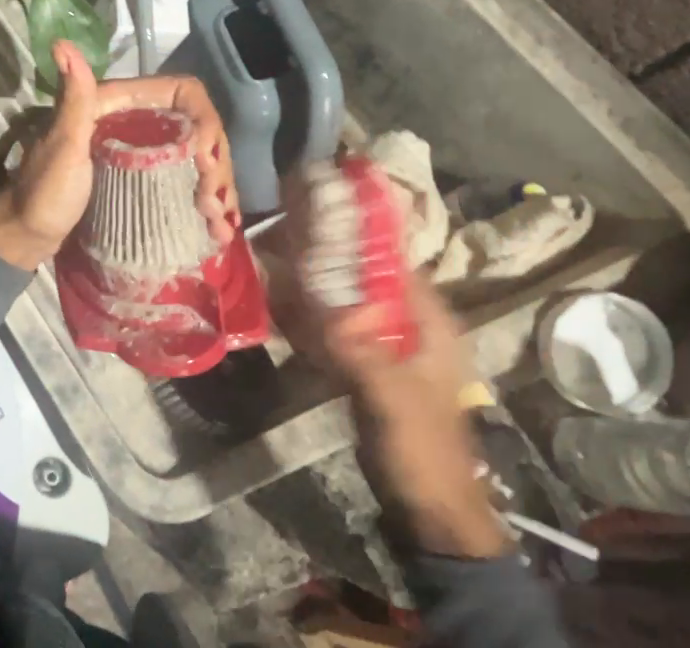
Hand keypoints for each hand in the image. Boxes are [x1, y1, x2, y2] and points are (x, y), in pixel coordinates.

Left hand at [0, 42, 238, 270]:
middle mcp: (131, 124)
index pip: (179, 93)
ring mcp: (138, 155)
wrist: (25, 237)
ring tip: (219, 220)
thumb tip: (62, 44)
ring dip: (217, 186)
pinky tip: (217, 226)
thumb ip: (74, 99)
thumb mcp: (64, 146)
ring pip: (195, 158)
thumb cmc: (43, 193)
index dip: (203, 119)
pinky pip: (184, 183)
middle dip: (215, 161)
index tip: (205, 158)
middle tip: (215, 201)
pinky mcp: (141, 183)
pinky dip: (206, 202)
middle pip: (194, 127)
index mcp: (113, 106)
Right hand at [273, 175, 506, 558]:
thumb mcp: (395, 402)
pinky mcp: (357, 360)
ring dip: (302, 270)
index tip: (320, 187)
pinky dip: (298, 307)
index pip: (388, 253)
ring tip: (261, 241)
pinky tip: (267, 295)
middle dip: (318, 240)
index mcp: (425, 318)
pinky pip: (323, 321)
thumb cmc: (423, 447)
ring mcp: (378, 340)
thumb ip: (363, 353)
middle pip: (356, 266)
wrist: (428, 502)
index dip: (357, 219)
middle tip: (273, 211)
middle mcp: (402, 318)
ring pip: (335, 291)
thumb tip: (326, 306)